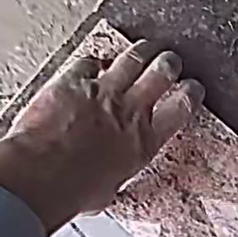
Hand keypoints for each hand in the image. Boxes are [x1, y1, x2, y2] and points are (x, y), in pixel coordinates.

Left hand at [0, 41, 201, 230]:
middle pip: (161, 74)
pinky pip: (89, 61)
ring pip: (132, 59)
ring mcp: (103, 92)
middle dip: (169, 64)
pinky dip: (94, 60)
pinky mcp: (74, 81)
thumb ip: (115, 174)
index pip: (180, 109)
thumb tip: (106, 182)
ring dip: (142, 51)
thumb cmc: (74, 188)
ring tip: (146, 47)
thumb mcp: (109, 190)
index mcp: (145, 141)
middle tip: (171, 60)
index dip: (190, 94)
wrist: (44, 173)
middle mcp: (131, 111)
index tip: (193, 88)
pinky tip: (94, 61)